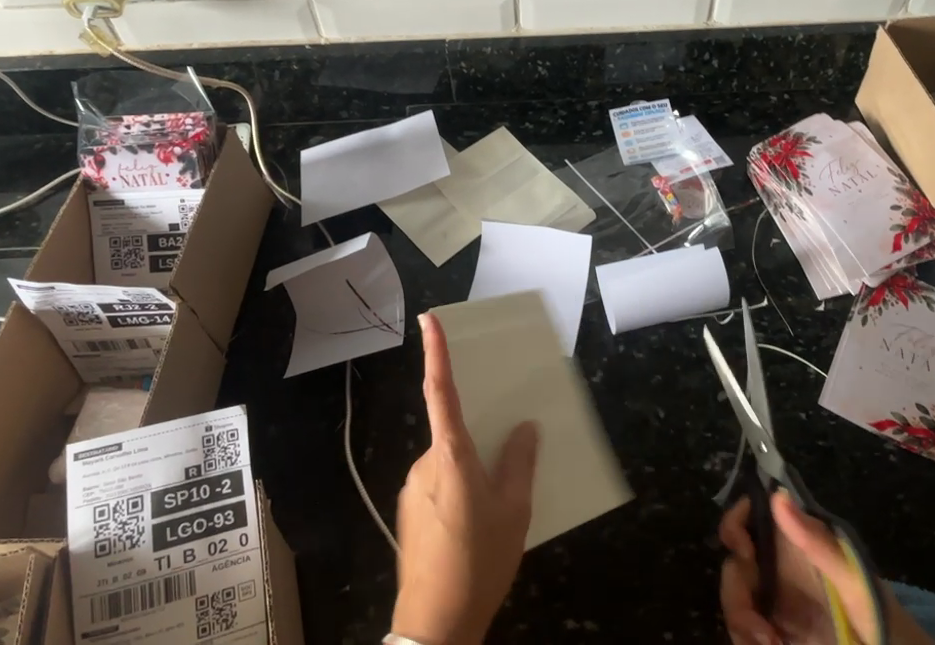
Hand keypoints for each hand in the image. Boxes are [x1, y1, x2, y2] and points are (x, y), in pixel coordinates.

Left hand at [389, 312, 540, 644]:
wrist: (434, 623)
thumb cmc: (479, 561)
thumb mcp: (514, 512)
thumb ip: (519, 463)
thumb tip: (525, 428)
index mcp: (451, 455)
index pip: (441, 392)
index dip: (436, 353)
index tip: (429, 320)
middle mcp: (426, 462)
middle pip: (453, 432)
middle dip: (479, 441)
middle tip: (504, 464)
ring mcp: (413, 487)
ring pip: (447, 463)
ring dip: (469, 473)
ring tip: (495, 510)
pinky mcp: (410, 510)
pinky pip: (438, 484)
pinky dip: (458, 490)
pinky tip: (475, 525)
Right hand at [719, 491, 930, 644]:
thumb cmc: (884, 622)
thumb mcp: (855, 583)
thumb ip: (817, 543)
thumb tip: (778, 496)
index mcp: (799, 545)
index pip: (753, 516)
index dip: (737, 524)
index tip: (743, 550)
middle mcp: (781, 569)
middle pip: (736, 565)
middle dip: (737, 596)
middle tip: (759, 630)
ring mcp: (777, 604)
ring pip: (736, 600)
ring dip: (742, 625)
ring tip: (770, 644)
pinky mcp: (775, 634)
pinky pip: (745, 631)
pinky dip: (748, 640)